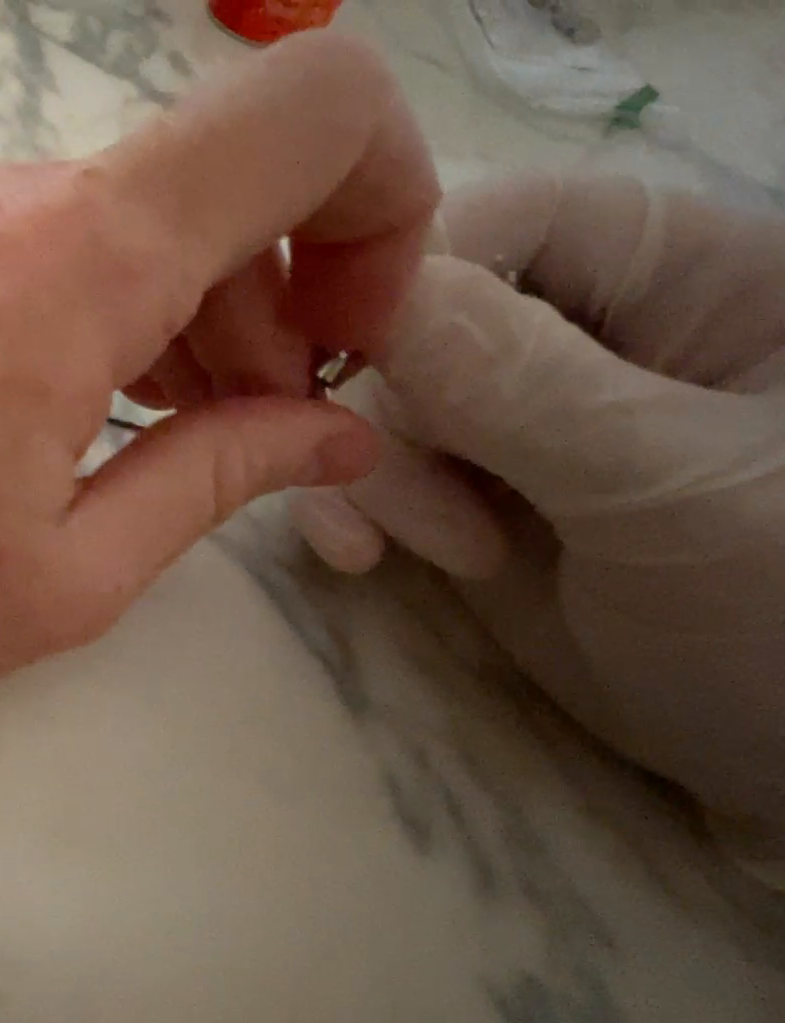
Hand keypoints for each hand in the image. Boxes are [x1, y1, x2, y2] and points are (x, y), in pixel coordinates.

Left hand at [0, 33, 435, 777]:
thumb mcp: (71, 573)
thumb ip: (221, 475)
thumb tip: (329, 431)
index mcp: (61, 266)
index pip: (307, 111)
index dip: (379, 204)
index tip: (345, 333)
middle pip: (208, 181)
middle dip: (268, 293)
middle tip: (258, 424)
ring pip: (118, 213)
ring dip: (178, 305)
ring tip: (171, 433)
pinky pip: (35, 239)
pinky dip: (93, 301)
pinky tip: (87, 404)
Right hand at [289, 174, 784, 857]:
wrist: (772, 747)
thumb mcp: (673, 485)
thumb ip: (525, 383)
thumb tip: (378, 300)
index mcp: (678, 279)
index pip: (508, 218)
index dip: (409, 271)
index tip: (340, 355)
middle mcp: (573, 335)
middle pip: (408, 319)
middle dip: (388, 409)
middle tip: (414, 501)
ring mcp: (500, 421)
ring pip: (366, 403)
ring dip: (368, 477)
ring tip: (440, 555)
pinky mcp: (448, 491)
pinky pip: (353, 470)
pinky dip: (340, 510)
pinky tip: (361, 560)